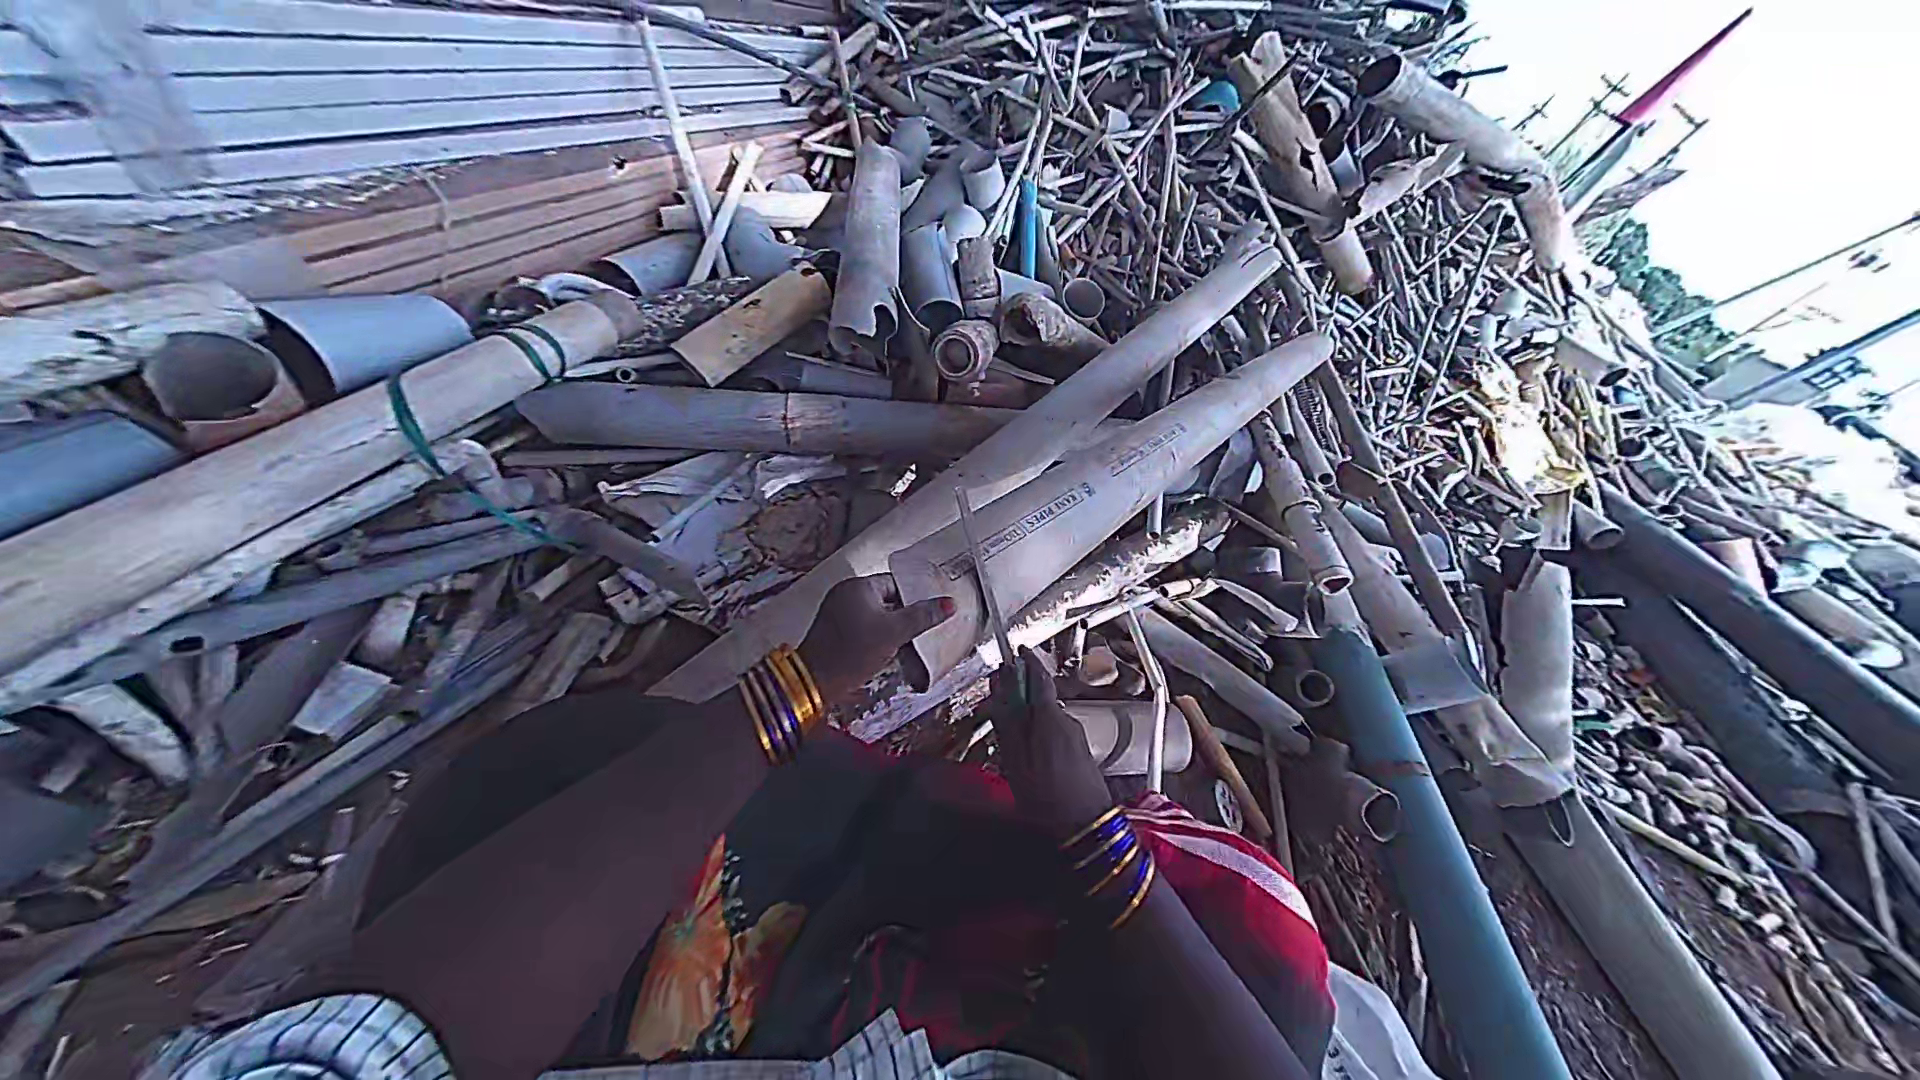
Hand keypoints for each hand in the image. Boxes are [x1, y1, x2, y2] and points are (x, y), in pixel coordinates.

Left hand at [798, 574, 955, 704]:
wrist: (815, 682)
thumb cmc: (853, 651)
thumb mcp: (894, 632)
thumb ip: (923, 616)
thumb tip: (949, 603)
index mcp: (858, 587)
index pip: (895, 583)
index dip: (916, 596)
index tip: (933, 610)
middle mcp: (845, 595)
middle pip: (887, 600)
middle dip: (906, 615)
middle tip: (928, 627)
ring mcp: (838, 615)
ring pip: (877, 617)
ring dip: (894, 630)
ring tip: (913, 643)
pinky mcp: (836, 634)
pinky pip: (865, 629)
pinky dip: (880, 638)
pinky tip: (893, 652)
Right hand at [991, 648, 1115, 839]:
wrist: (1086, 830)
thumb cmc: (1046, 795)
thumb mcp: (1014, 756)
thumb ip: (1006, 718)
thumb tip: (1000, 687)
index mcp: (1050, 716)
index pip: (1038, 676)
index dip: (1026, 661)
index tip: (1017, 651)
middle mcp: (1068, 721)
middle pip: (1042, 697)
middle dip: (1021, 695)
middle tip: (999, 702)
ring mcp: (1077, 737)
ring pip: (1048, 718)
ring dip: (1030, 719)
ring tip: (1010, 740)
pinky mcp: (1081, 754)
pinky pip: (1056, 734)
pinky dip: (1041, 735)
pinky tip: (1029, 758)